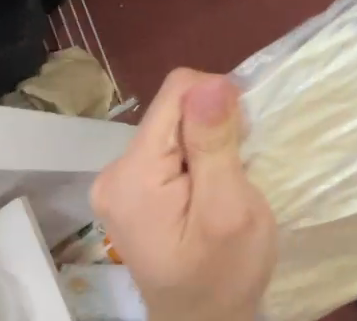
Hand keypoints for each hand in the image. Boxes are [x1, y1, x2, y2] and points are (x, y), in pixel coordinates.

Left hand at [91, 70, 276, 320]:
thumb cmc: (224, 273)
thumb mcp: (229, 209)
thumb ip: (215, 145)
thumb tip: (212, 83)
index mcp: (133, 174)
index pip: (178, 90)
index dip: (220, 103)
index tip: (240, 142)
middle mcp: (116, 170)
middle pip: (177, 106)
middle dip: (216, 124)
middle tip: (236, 170)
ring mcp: (122, 180)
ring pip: (179, 123)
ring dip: (212, 140)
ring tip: (227, 180)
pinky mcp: (136, 188)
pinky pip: (175, 143)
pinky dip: (203, 154)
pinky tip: (213, 186)